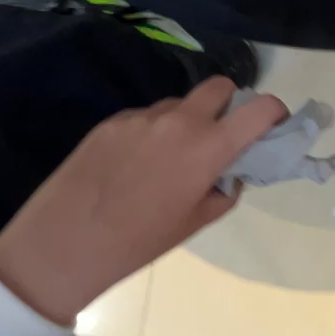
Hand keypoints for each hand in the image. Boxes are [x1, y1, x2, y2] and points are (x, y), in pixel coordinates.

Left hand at [0, 77, 288, 324]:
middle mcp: (180, 121)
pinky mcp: (112, 120)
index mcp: (208, 148)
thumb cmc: (135, 245)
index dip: (275, 112)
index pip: (260, 108)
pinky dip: (151, 133)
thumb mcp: (193, 223)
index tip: (272, 126)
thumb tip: (230, 172)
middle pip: (220, 87)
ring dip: (185, 121)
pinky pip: (146, 117)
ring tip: (164, 159)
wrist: (59, 248)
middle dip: (228, 105)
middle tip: (217, 136)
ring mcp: (143, 117)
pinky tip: (130, 165)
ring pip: (179, 104)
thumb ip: (223, 190)